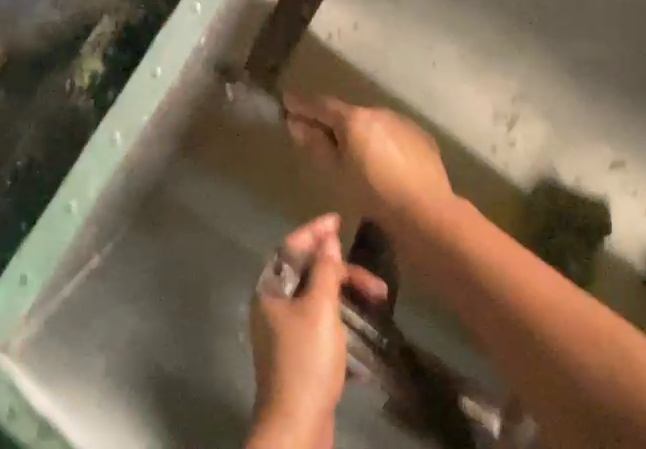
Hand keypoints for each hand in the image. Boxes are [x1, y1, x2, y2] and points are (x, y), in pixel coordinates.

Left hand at [248, 214, 388, 447]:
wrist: (297, 425)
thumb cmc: (306, 360)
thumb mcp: (320, 309)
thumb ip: (325, 272)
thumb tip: (328, 240)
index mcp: (269, 290)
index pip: (291, 247)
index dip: (315, 232)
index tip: (338, 220)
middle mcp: (272, 306)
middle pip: (307, 274)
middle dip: (341, 272)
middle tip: (376, 283)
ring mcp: (283, 333)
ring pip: (317, 301)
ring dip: (345, 297)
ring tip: (376, 303)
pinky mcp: (297, 357)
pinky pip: (321, 327)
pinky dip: (341, 323)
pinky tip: (361, 331)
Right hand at [283, 95, 453, 225]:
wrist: (425, 210)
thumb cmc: (372, 193)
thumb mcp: (335, 172)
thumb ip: (315, 144)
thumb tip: (297, 123)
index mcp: (354, 118)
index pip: (320, 105)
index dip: (301, 104)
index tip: (286, 100)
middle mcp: (378, 112)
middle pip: (348, 113)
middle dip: (332, 121)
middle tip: (318, 133)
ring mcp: (403, 122)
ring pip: (372, 122)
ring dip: (359, 131)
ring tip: (352, 151)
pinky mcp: (421, 136)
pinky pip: (393, 133)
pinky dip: (381, 140)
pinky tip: (383, 161)